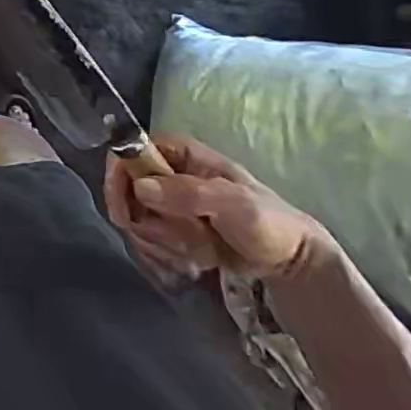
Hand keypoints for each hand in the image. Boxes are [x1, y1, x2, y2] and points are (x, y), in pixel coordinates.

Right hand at [105, 133, 338, 281]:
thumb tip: (140, 186)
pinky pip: (153, 241)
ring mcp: (172, 203)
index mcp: (184, 153)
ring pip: (139, 220)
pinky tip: (198, 260)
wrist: (290, 260)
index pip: (133, 149)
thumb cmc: (266, 220)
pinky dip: (170, 255)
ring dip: (164, 242)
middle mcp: (171, 173)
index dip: (120, 175)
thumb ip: (187, 193)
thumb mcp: (232, 203)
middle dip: (147, 222)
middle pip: (129, 190)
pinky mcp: (176, 229)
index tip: (122, 213)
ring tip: (199, 250)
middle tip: (173, 240)